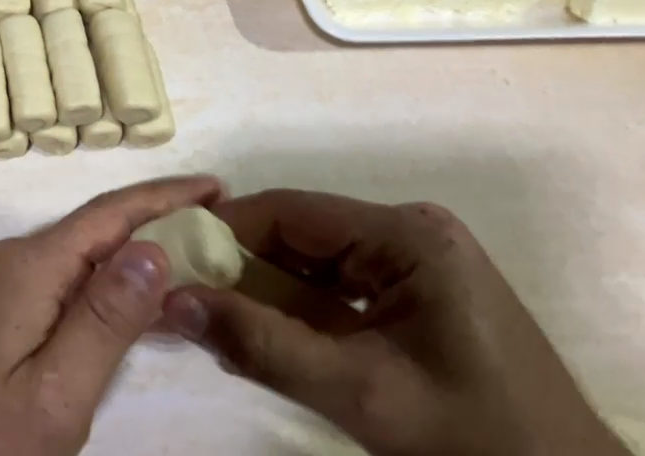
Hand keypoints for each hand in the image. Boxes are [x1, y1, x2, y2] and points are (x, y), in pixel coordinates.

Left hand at [0, 175, 223, 455]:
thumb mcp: (56, 389)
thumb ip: (105, 319)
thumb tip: (153, 248)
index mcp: (31, 266)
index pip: (108, 214)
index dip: (164, 196)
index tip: (219, 188)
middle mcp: (18, 258)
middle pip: (99, 224)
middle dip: (159, 215)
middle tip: (225, 222)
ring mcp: (10, 281)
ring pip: (87, 249)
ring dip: (140, 244)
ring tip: (200, 249)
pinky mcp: (8, 306)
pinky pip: (72, 275)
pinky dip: (115, 275)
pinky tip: (145, 292)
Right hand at [163, 190, 629, 455]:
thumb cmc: (477, 441)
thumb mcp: (362, 396)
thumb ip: (261, 345)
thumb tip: (170, 301)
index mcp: (408, 235)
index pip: (286, 211)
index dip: (221, 233)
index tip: (168, 264)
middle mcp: (410, 232)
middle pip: (295, 234)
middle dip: (239, 269)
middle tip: (184, 301)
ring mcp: (416, 262)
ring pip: (310, 263)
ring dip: (263, 293)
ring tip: (212, 322)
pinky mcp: (417, 294)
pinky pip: (336, 289)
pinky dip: (296, 312)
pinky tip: (262, 339)